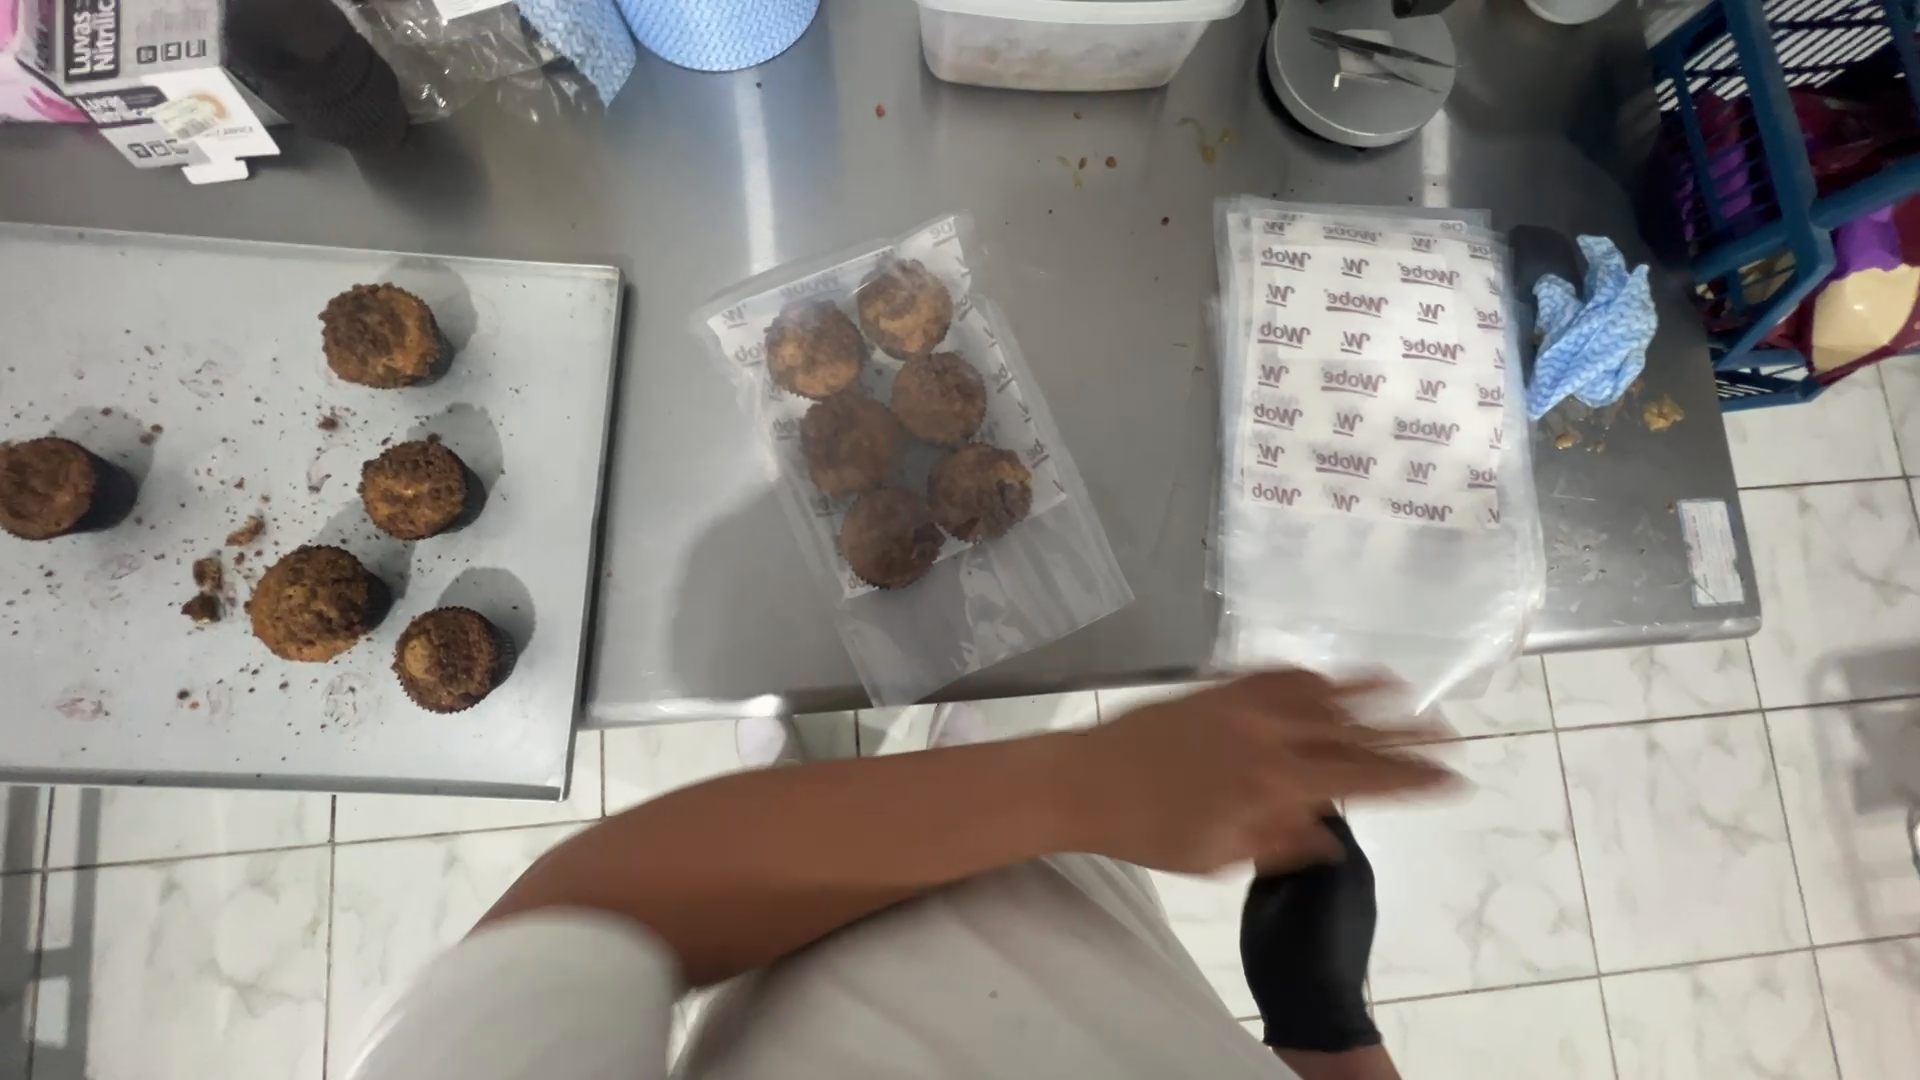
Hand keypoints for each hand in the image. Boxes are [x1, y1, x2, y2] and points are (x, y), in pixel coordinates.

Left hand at [1066, 671, 1453, 874]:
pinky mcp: (1211, 687)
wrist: (1086, 782)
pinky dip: (1303, 673)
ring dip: (1362, 689)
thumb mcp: (1221, 855)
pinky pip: (1267, 672)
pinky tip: (1319, 675)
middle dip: (1405, 734)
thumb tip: (1331, 833)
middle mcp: (1266, 736)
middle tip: (1447, 734)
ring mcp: (1237, 704)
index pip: (1362, 779)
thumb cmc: (1151, 831)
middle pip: (1351, 731)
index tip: (1452, 775)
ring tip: (1400, 688)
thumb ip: (1281, 841)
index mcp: (1274, 785)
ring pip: (1316, 691)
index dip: (1412, 777)